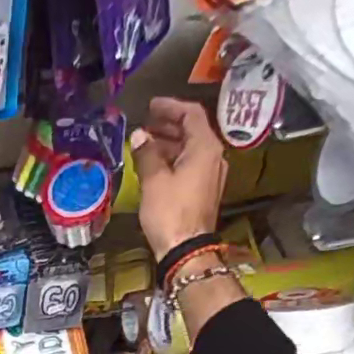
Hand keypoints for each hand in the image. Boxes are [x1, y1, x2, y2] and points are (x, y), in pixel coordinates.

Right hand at [132, 97, 228, 260]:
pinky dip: (172, 158)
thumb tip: (139, 136)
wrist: (186, 248)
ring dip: (168, 142)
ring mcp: (210, 174)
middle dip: (168, 125)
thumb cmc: (170, 212)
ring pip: (190, 148)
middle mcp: (213, 157)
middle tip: (145, 123)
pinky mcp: (203, 190)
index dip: (171, 107)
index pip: (191, 115)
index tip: (151, 105)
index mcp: (205, 148)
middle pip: (192, 131)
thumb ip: (147, 154)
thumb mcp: (154, 180)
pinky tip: (154, 164)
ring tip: (144, 142)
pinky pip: (189, 164)